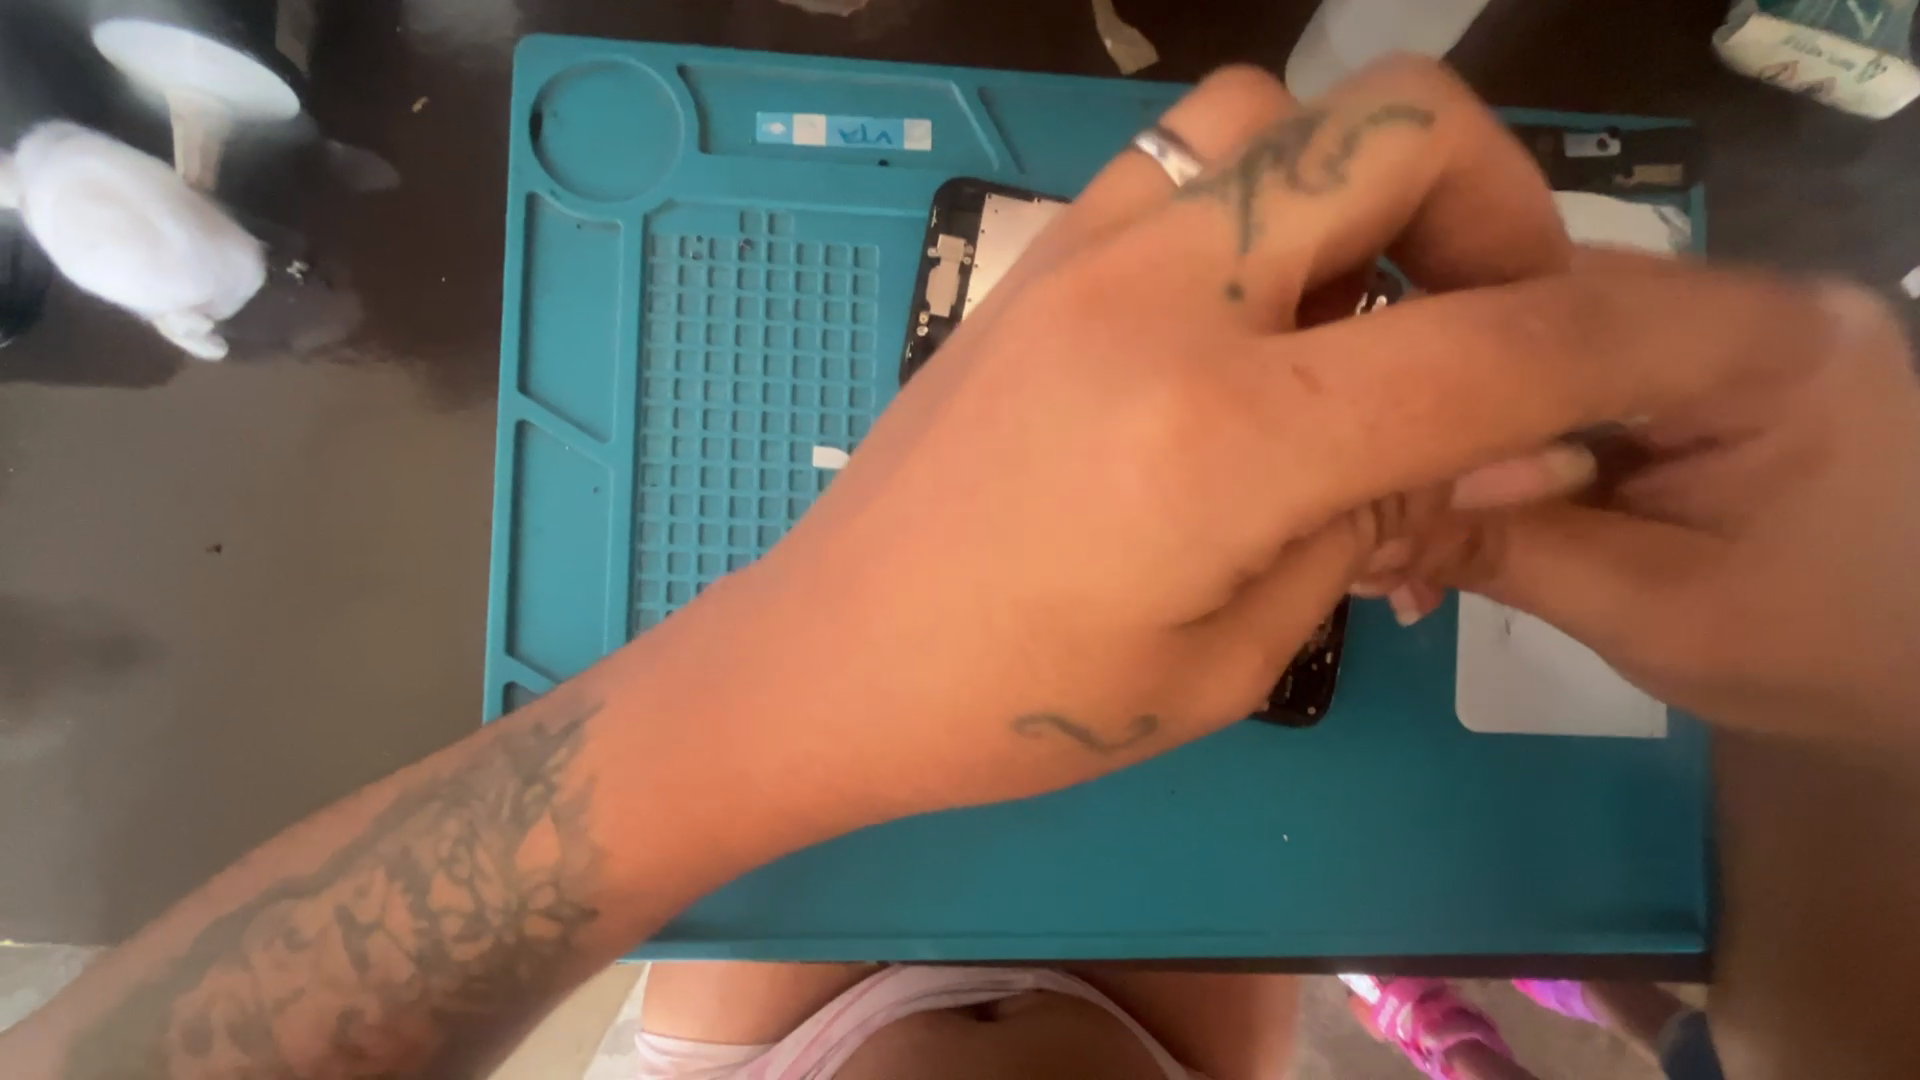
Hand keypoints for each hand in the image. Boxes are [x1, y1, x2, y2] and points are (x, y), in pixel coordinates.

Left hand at [682, 60, 1844, 824]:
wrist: (832, 658)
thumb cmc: (1015, 709)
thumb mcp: (1225, 662)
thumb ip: (1365, 536)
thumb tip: (1489, 449)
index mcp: (1226, 434)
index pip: (1488, 342)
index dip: (1607, 346)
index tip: (1636, 371)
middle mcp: (1158, 301)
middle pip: (1391, 127)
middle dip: (1489, 203)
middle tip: (1475, 319)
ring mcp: (1073, 261)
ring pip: (1266, 115)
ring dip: (1350, 184)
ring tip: (1341, 308)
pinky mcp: (1019, 270)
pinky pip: (1166, 170)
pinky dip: (1243, 202)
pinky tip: (1228, 312)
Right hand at [1363, 250, 1919, 739]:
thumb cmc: (1824, 654)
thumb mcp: (1641, 608)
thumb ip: (1496, 546)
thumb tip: (1351, 521)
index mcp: (1770, 343)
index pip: (1556, 310)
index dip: (1435, 370)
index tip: (1348, 445)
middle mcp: (1741, 311)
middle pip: (1530, 325)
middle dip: (1433, 416)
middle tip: (1356, 497)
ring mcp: (1709, 343)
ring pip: (1526, 363)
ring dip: (1450, 444)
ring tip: (1392, 530)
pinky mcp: (1680, 386)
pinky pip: (1550, 397)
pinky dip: (1487, 457)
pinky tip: (1445, 520)